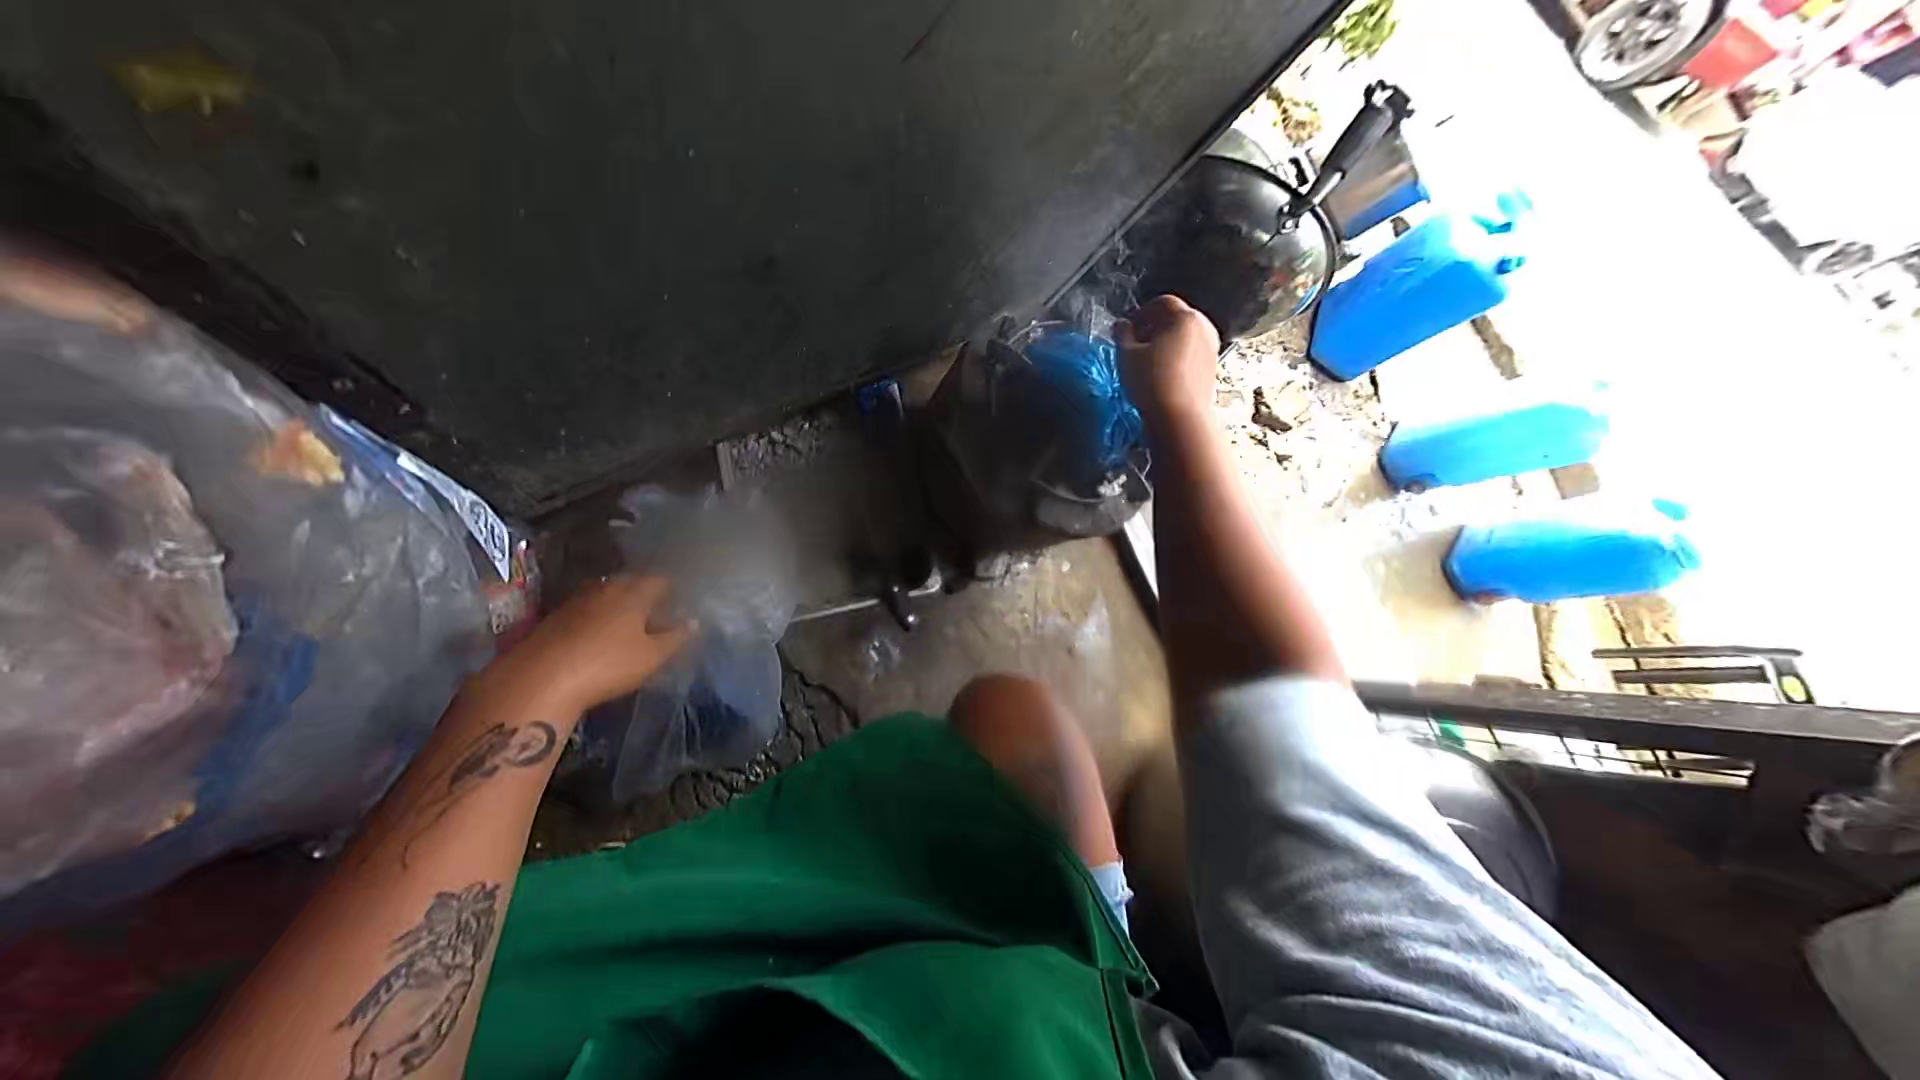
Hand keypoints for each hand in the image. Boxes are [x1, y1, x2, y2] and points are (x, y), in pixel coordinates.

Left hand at [492, 576, 696, 711]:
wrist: (538, 679)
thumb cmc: (607, 664)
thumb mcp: (651, 656)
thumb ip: (675, 638)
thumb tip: (694, 622)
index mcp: (633, 593)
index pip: (660, 580)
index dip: (673, 589)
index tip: (681, 601)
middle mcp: (604, 588)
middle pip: (630, 583)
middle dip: (645, 593)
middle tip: (658, 611)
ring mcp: (575, 601)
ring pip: (605, 595)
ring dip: (619, 604)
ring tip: (630, 623)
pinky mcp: (554, 618)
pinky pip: (586, 609)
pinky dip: (598, 617)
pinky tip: (600, 635)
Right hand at [1116, 295, 1220, 424]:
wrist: (1179, 417)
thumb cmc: (1151, 382)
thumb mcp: (1126, 355)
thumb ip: (1122, 334)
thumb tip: (1122, 326)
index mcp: (1185, 317)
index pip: (1161, 303)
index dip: (1141, 313)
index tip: (1127, 328)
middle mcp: (1203, 328)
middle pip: (1176, 319)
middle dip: (1154, 328)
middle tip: (1135, 343)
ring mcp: (1211, 349)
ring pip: (1184, 338)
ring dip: (1165, 344)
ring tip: (1146, 361)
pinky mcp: (1212, 369)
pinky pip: (1191, 354)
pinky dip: (1176, 358)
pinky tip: (1160, 375)